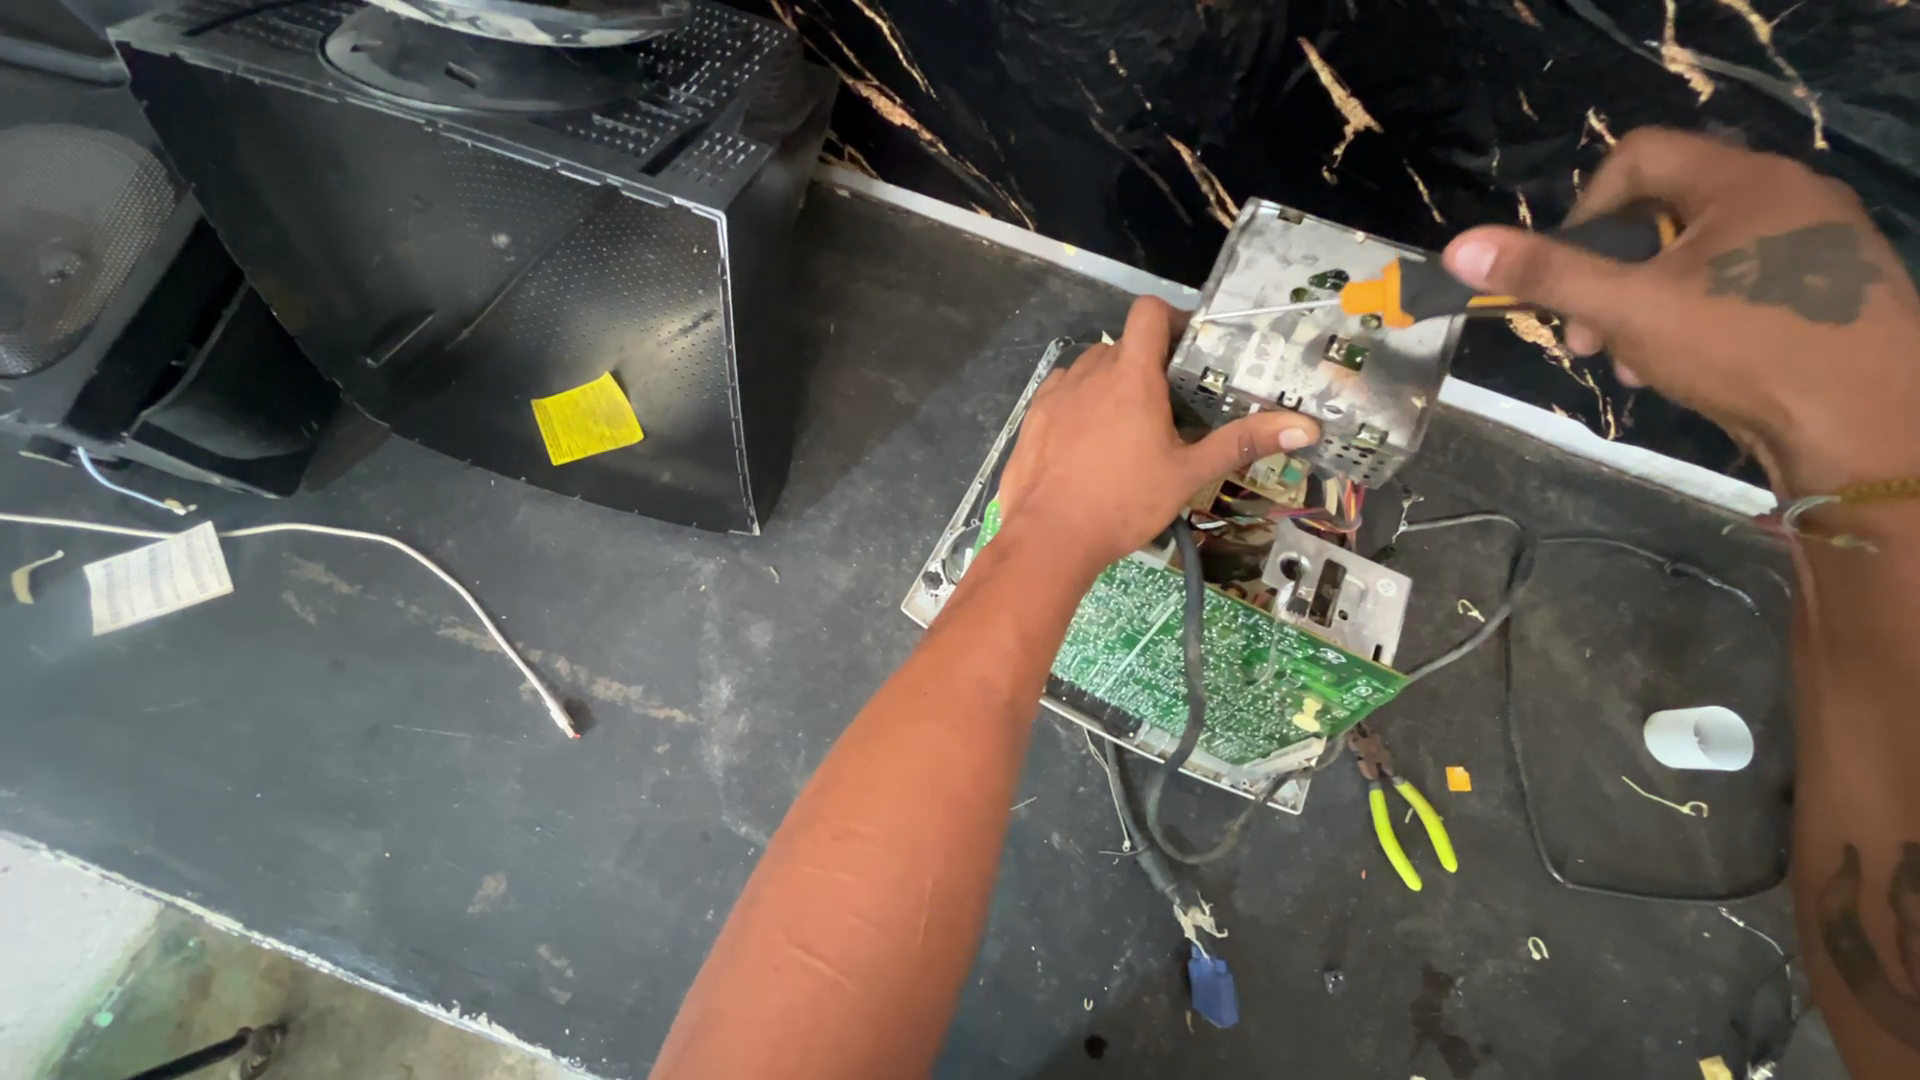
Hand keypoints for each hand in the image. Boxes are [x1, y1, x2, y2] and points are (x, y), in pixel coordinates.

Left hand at [994, 296, 1319, 574]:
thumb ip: (1242, 443)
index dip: (1170, 319)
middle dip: (1144, 364)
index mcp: (1131, 377)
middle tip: (1165, 406)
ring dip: (1109, 384)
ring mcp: (1055, 394)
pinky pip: (1061, 393)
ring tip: (1125, 427)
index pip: (1148, 312)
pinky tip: (1086, 442)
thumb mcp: (1188, 474)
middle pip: (1121, 345)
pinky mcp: (1031, 418)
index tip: (1187, 350)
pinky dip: (1078, 404)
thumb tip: (1307, 427)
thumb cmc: (1123, 503)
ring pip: (1088, 369)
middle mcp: (1090, 373)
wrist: (1048, 537)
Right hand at [1442, 127, 1919, 494]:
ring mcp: (1804, 245)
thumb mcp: (1626, 307)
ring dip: (1634, 307)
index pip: (1637, 157)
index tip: (1565, 272)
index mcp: (1744, 182)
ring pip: (1684, 258)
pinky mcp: (1812, 290)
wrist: (1868, 421)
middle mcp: (1782, 198)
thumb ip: (1544, 273)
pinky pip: (1722, 286)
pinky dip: (1680, 320)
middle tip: (1586, 334)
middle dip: (1603, 275)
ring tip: (1626, 359)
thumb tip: (1458, 246)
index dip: (1583, 210)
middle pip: (1656, 214)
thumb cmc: (1743, 346)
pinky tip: (1671, 366)